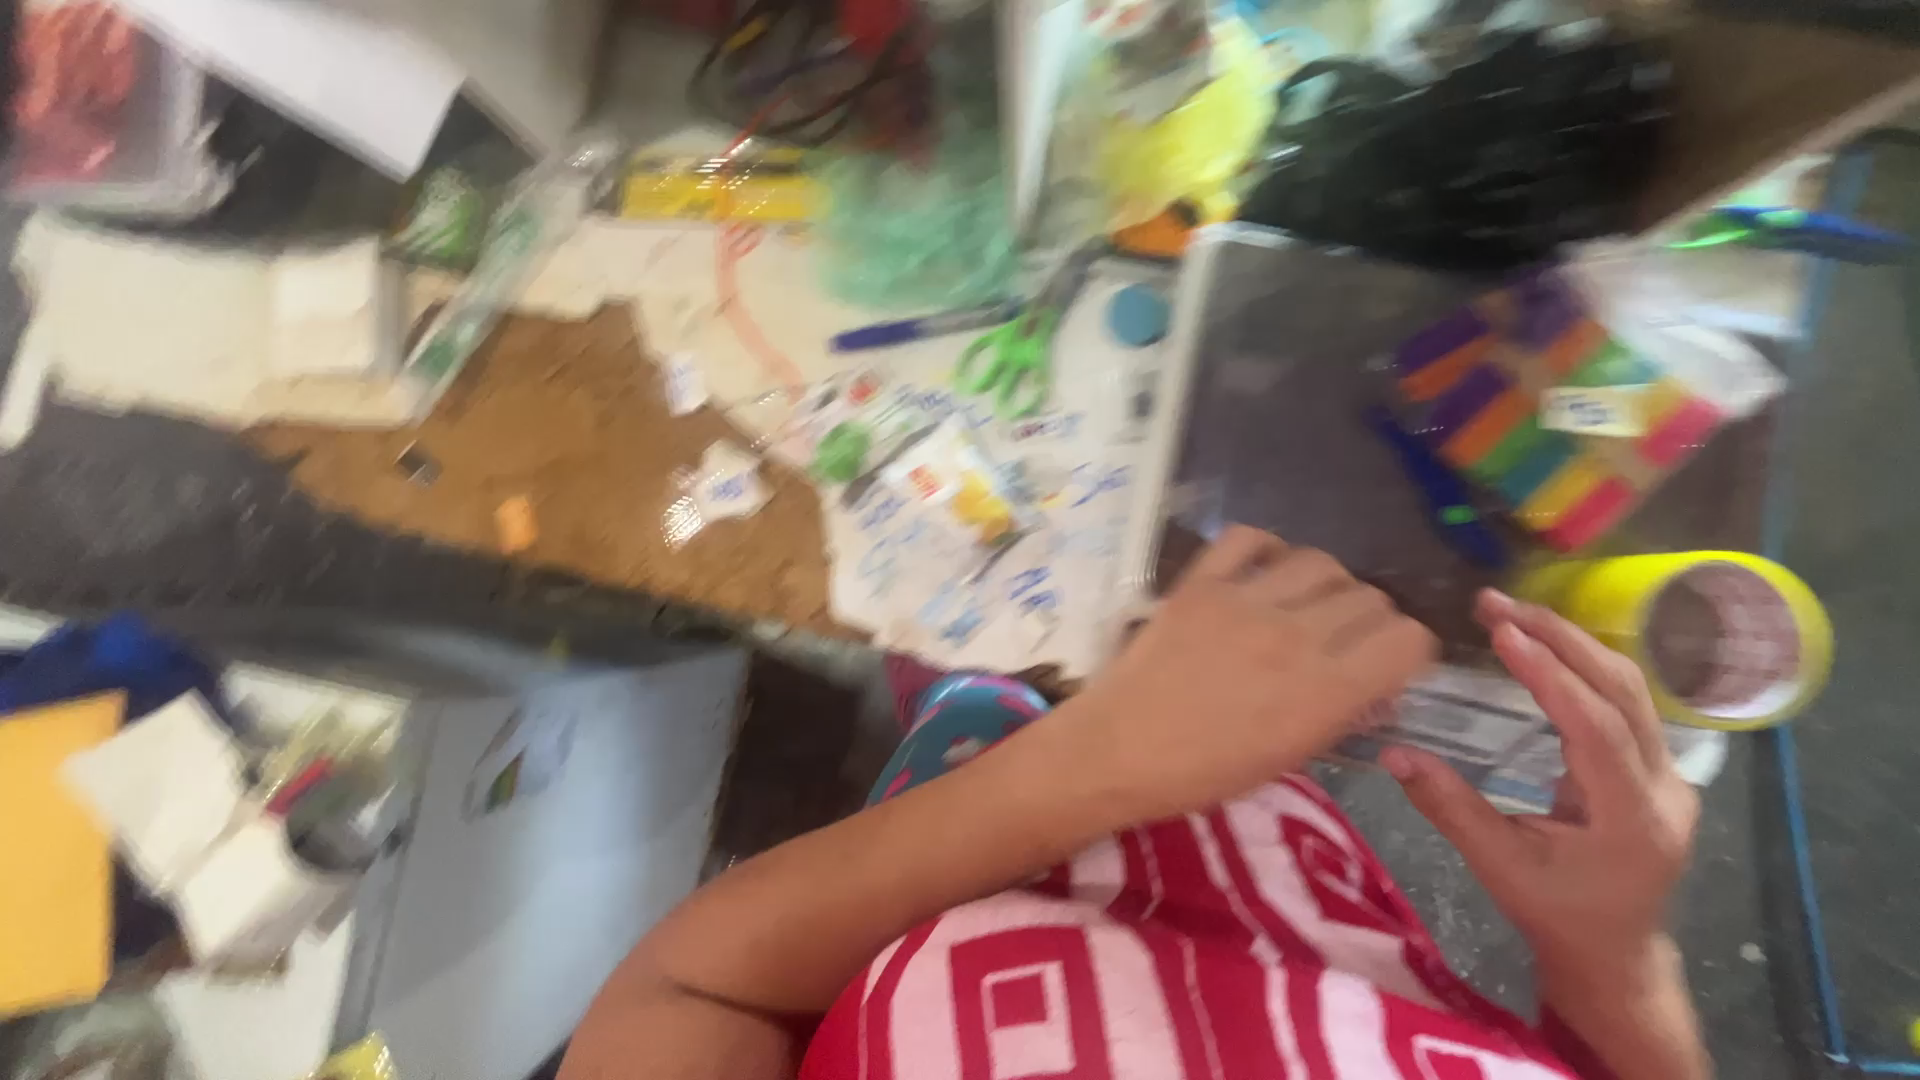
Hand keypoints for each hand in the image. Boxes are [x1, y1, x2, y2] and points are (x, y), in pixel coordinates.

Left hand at [1062, 524, 1436, 823]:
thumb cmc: (1203, 773)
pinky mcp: (1197, 583)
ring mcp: (1243, 601)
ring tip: (1302, 604)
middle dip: (1367, 619)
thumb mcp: (1290, 757)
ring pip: (1319, 561)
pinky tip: (1260, 573)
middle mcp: (1294, 636)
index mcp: (1326, 691)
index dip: (1404, 650)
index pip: (1408, 638)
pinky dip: (1265, 548)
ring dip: (1324, 583)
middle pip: (1368, 596)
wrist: (1119, 750)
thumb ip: (1341, 714)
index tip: (1384, 662)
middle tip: (1339, 638)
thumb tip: (1375, 685)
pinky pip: (1246, 538)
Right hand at [1382, 589, 1699, 983]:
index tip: (1502, 632)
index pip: (1598, 728)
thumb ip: (1449, 806)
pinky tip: (1540, 645)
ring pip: (1631, 689)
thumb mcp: (1496, 865)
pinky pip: (1622, 701)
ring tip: (1510, 612)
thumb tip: (1392, 752)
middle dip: (1561, 639)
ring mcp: (1665, 773)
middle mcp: (1663, 785)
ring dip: (1570, 643)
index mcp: (1632, 815)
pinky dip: (1579, 664)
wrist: (1614, 951)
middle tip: (1495, 604)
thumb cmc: (1555, 911)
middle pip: (1625, 692)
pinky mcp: (1649, 767)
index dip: (1551, 677)